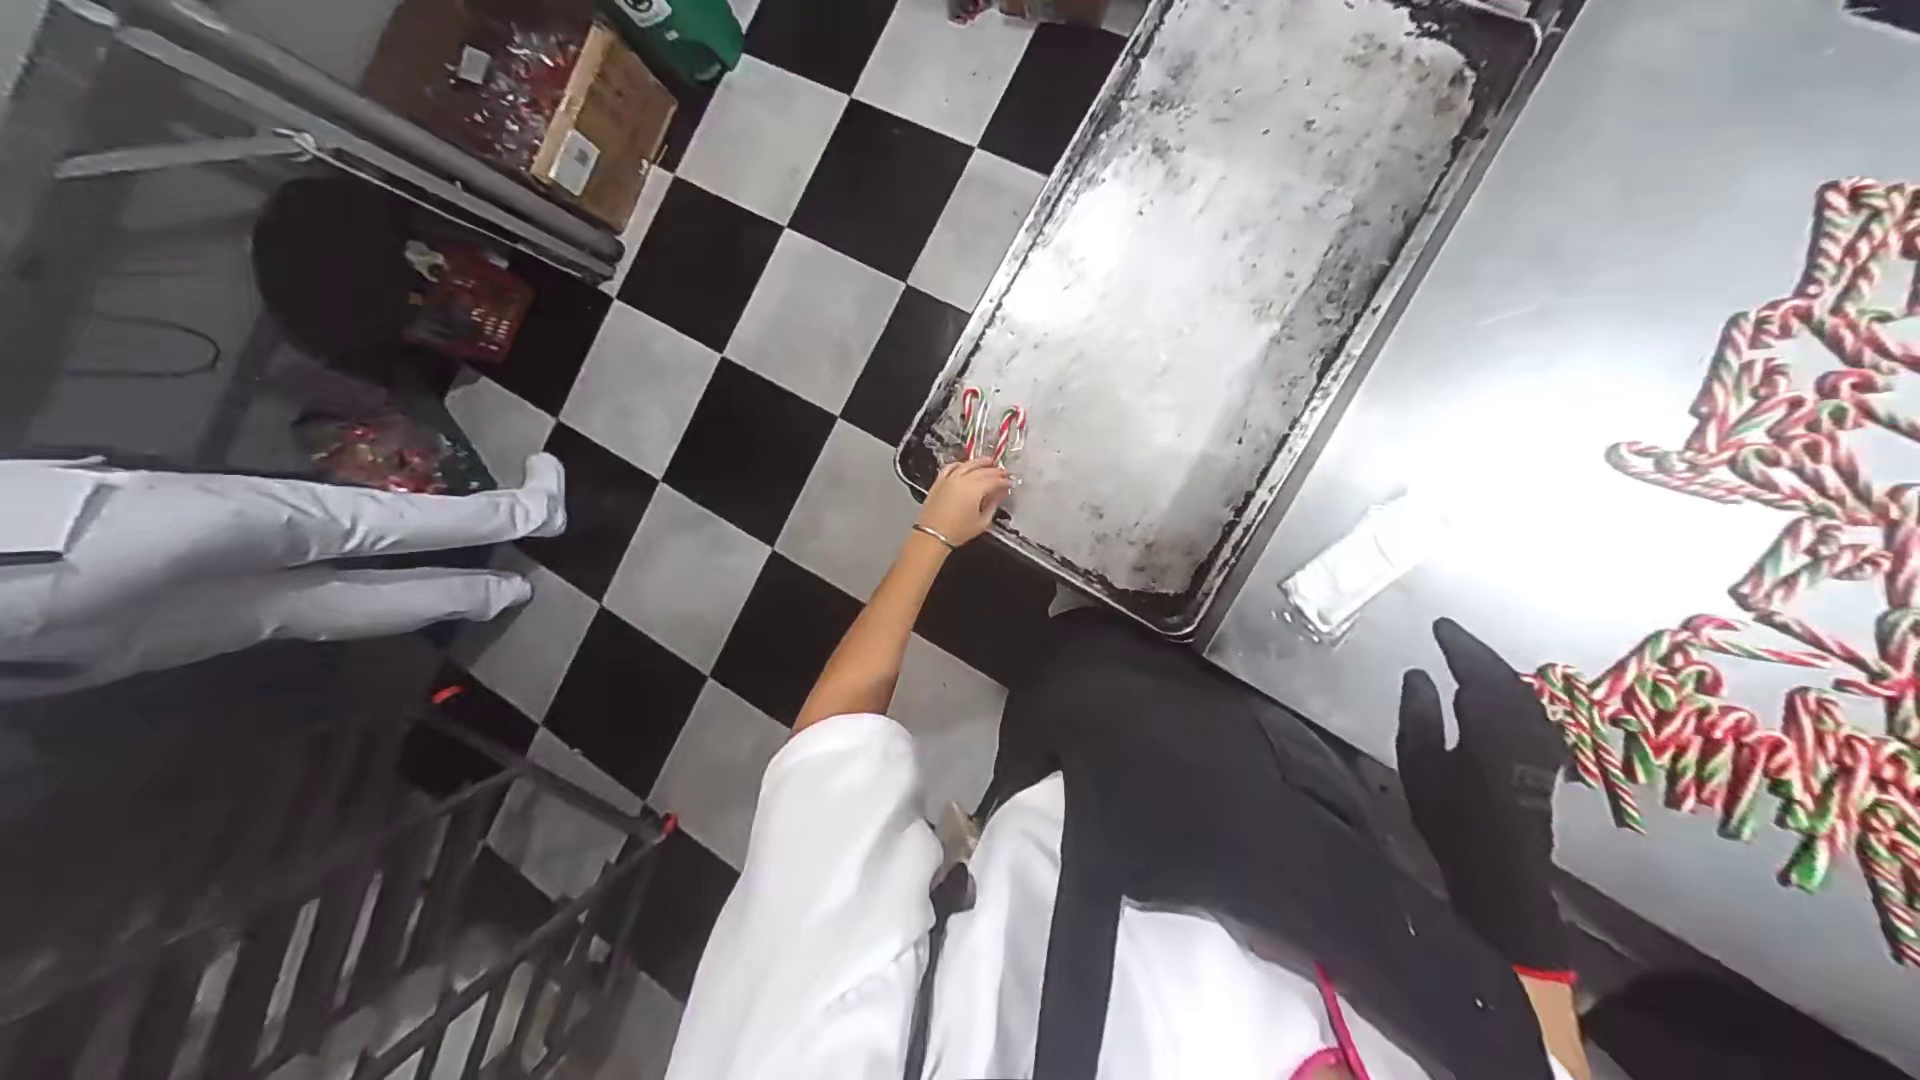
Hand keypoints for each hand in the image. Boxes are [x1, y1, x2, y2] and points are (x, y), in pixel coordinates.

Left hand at [917, 459, 1012, 546]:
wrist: (933, 535)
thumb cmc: (958, 531)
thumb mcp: (982, 521)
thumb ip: (993, 504)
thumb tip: (1000, 494)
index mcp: (975, 488)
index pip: (994, 480)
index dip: (1004, 481)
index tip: (1010, 483)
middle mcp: (963, 479)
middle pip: (982, 470)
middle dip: (995, 471)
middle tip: (1004, 472)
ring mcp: (950, 478)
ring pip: (968, 465)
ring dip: (980, 462)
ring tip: (989, 461)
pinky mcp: (939, 481)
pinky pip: (951, 467)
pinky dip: (960, 464)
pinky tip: (965, 465)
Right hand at [1397, 618, 1570, 972]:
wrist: (1499, 869)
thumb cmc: (1450, 817)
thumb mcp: (1420, 764)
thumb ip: (1419, 715)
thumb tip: (1418, 673)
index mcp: (1492, 728)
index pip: (1479, 673)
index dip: (1459, 647)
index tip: (1439, 625)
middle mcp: (1526, 730)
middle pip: (1506, 679)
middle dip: (1478, 653)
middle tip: (1450, 634)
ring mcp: (1540, 744)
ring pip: (1521, 693)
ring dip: (1495, 669)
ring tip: (1467, 656)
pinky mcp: (1543, 757)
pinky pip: (1528, 709)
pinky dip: (1508, 690)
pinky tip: (1495, 690)